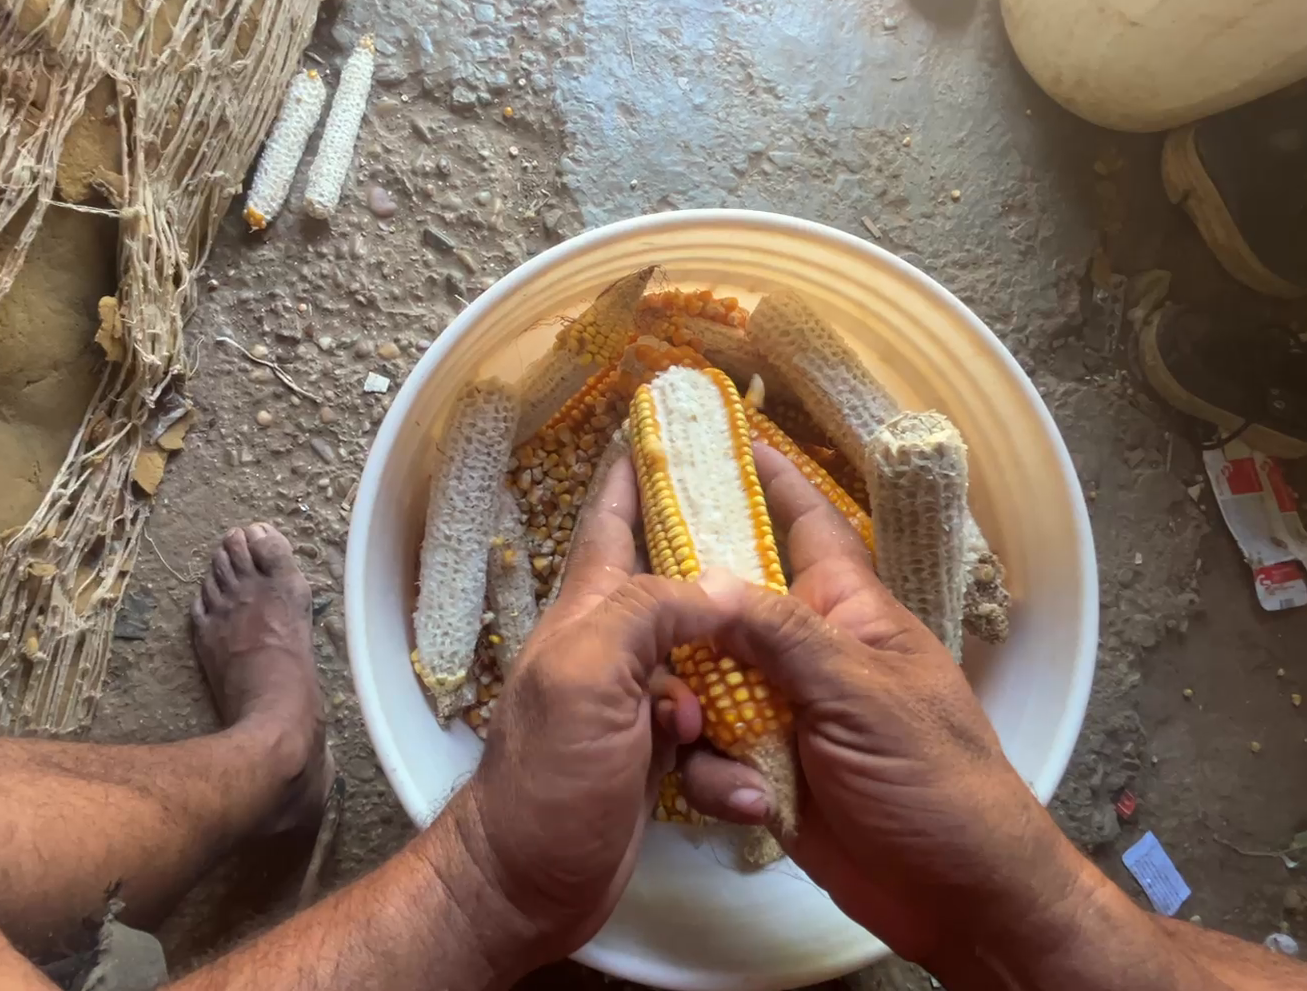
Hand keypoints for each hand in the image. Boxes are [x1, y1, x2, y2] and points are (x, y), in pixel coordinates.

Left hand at [426, 451, 717, 968]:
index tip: (666, 428)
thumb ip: (644, 614)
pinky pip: (714, 725)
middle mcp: (617, 639)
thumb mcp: (586, 676)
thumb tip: (715, 588)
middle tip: (774, 548)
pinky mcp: (663, 746)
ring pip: (707, 654)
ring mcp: (642, 694)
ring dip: (738, 676)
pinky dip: (731, 748)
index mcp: (591, 607)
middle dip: (722, 562)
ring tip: (757, 708)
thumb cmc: (547, 777)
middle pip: (678, 580)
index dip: (637, 470)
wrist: (532, 879)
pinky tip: (734, 784)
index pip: (614, 518)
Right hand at [676, 446, 1093, 964]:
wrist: (953, 897)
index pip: (806, 522)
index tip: (728, 437)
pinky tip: (720, 779)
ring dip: (690, 688)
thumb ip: (785, 633)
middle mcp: (806, 646)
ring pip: (711, 668)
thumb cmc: (931, 776)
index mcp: (845, 609)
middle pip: (735, 593)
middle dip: (690, 578)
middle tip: (631, 555)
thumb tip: (708, 579)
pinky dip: (706, 756)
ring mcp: (782, 703)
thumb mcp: (862, 692)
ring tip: (682, 712)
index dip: (772, 476)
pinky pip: (712, 738)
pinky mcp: (763, 757)